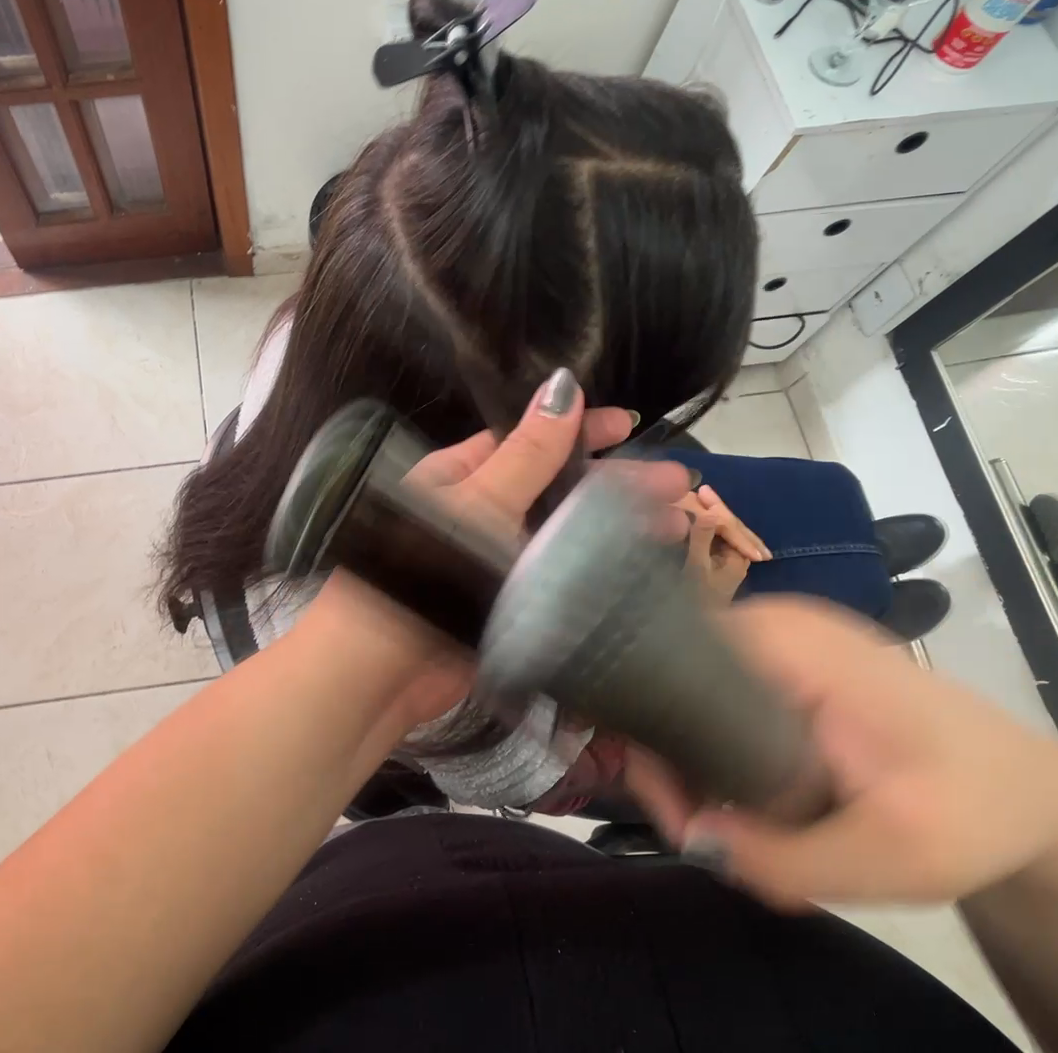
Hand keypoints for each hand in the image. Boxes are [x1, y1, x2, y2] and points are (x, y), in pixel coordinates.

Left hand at [309, 368, 691, 727]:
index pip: (526, 442)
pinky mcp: (504, 609)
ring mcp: (490, 565)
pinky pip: (556, 581)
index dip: (578, 431)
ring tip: (675, 525)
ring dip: (613, 529)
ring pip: (560, 537)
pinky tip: (638, 569)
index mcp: (456, 478)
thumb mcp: (477, 504)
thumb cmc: (420, 572)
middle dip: (612, 485)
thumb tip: (562, 385)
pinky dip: (595, 573)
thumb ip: (526, 454)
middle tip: (678, 484)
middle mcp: (475, 515)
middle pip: (552, 491)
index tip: (630, 423)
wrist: (378, 672)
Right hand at [621, 596, 1057, 908]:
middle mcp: (762, 621)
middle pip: (659, 683)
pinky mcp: (774, 660)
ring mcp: (767, 637)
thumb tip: (690, 838)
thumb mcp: (891, 857)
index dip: (646, 739)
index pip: (658, 665)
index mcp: (780, 638)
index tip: (673, 810)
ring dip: (686, 766)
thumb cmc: (972, 813)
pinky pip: (704, 699)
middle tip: (702, 832)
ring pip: (677, 697)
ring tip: (728, 825)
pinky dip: (706, 754)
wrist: (1029, 796)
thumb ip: (784, 859)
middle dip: (667, 764)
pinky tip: (740, 800)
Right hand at [678, 485, 761, 604]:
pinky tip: (690, 520)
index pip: (730, 525)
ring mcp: (725, 566)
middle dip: (714, 508)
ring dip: (707, 516)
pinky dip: (701, 529)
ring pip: (719, 534)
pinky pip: (710, 542)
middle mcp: (736, 560)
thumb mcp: (695, 569)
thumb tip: (708, 513)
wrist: (693, 634)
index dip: (716, 507)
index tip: (701, 490)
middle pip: (728, 528)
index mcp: (737, 558)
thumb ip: (702, 540)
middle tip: (701, 489)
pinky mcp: (712, 570)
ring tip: (695, 497)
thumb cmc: (694, 602)